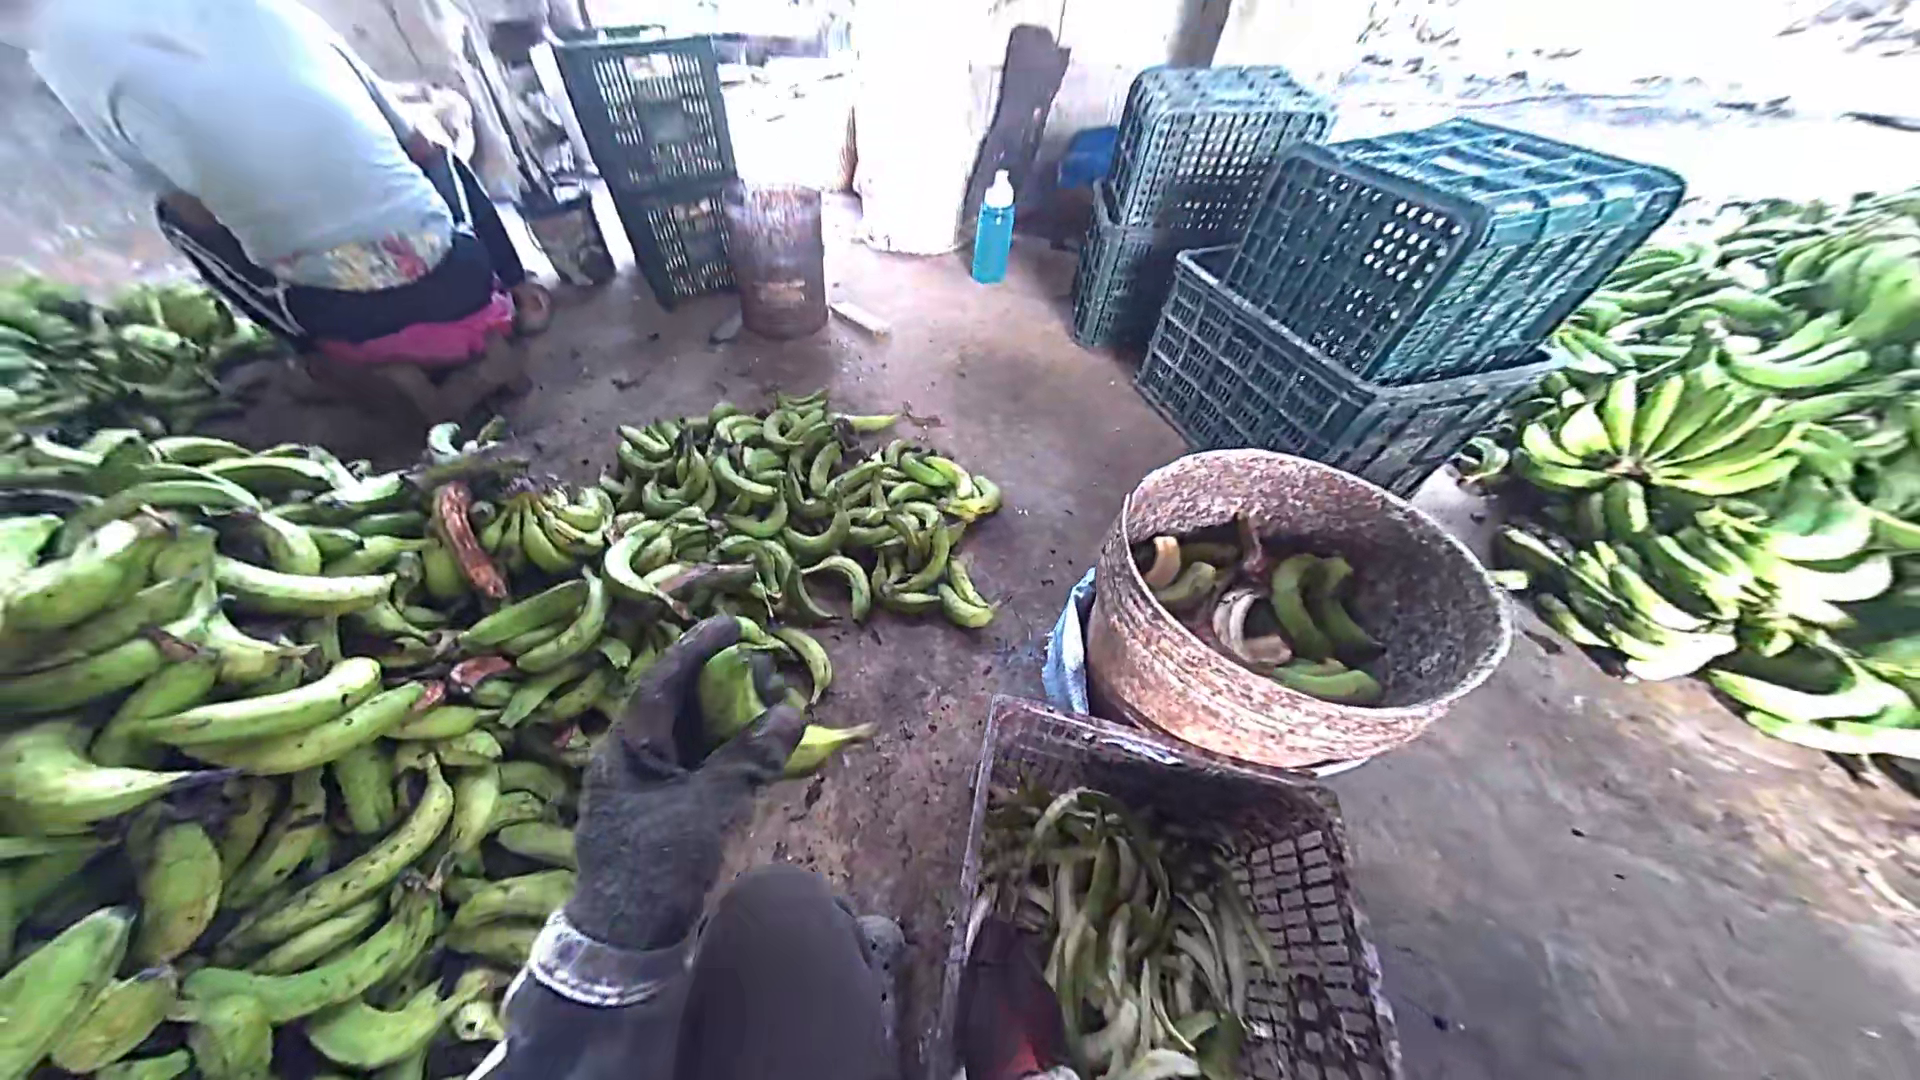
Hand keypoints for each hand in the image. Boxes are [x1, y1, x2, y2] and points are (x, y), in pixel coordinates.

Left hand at [565, 617, 804, 949]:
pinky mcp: (678, 790)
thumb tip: (793, 713)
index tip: (734, 622)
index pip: (664, 680)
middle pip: (687, 695)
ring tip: (775, 699)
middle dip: (729, 676)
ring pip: (701, 721)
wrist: (628, 940)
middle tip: (768, 668)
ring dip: (739, 707)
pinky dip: (739, 738)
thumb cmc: (655, 869)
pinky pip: (711, 749)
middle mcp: (642, 749)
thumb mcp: (706, 810)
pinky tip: (766, 734)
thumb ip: (749, 758)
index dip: (699, 646)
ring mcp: (659, 771)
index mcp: (630, 746)